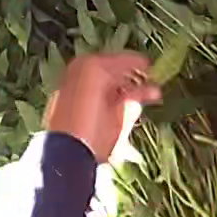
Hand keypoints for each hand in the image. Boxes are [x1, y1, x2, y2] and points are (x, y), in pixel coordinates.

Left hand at [44, 53, 161, 162]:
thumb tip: (152, 89)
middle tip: (144, 88)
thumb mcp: (122, 116)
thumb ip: (138, 96)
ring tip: (129, 98)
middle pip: (112, 65)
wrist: (64, 157)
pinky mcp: (62, 90)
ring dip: (114, 83)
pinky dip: (100, 88)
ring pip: (99, 73)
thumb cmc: (95, 135)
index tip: (154, 73)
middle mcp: (82, 66)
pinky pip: (86, 81)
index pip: (128, 60)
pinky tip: (110, 102)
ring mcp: (70, 77)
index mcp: (97, 66)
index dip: (143, 68)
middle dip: (128, 76)